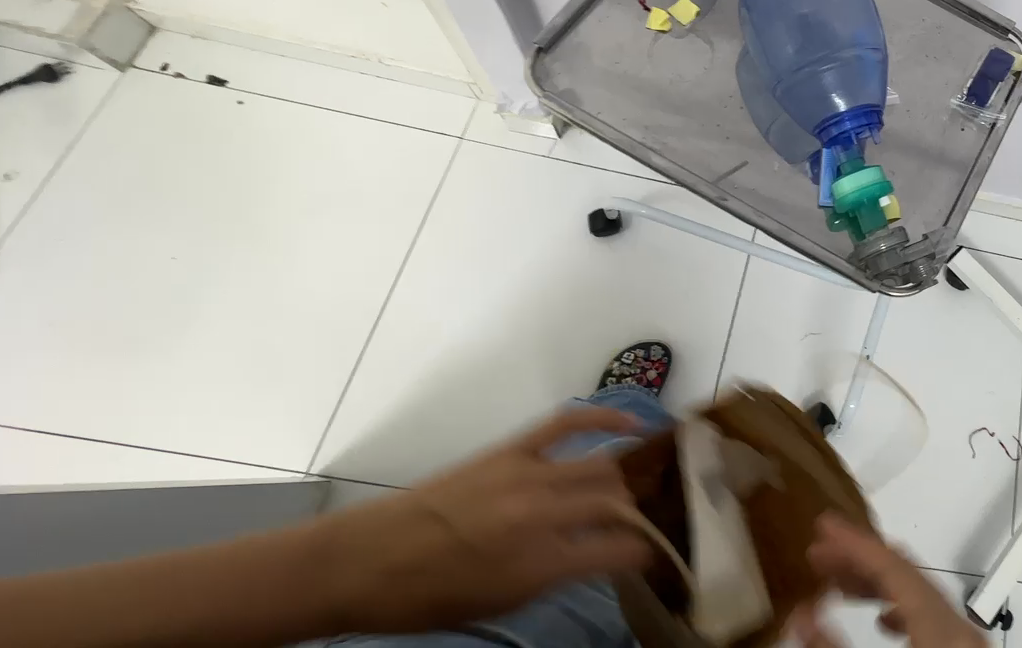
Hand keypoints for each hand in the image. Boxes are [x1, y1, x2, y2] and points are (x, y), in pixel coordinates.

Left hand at [308, 406, 653, 632]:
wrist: (368, 559)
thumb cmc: (431, 597)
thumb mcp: (502, 601)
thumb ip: (557, 574)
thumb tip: (599, 553)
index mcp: (541, 563)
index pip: (618, 549)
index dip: (643, 552)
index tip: (653, 556)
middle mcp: (544, 515)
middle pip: (615, 503)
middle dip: (635, 513)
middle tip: (640, 521)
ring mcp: (531, 475)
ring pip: (602, 467)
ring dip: (624, 479)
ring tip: (638, 483)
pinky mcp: (515, 448)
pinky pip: (570, 422)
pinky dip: (605, 419)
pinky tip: (632, 424)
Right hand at [789, 513, 986, 647]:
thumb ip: (834, 642)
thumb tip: (799, 612)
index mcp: (941, 623)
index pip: (892, 565)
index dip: (854, 540)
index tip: (822, 521)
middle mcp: (959, 622)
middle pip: (907, 573)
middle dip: (860, 558)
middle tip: (818, 554)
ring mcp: (966, 637)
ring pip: (920, 593)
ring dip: (878, 582)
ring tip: (838, 583)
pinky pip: (932, 614)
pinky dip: (902, 605)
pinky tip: (882, 618)